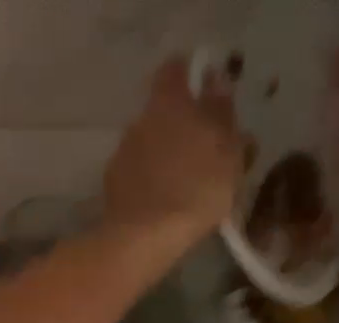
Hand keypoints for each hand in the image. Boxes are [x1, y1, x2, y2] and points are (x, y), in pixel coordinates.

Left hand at [102, 57, 244, 246]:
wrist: (145, 237)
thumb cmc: (197, 187)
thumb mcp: (226, 149)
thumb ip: (221, 112)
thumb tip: (217, 80)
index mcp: (169, 103)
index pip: (174, 69)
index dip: (189, 73)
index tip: (204, 87)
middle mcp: (139, 120)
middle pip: (162, 110)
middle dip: (181, 122)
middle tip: (204, 145)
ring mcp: (122, 153)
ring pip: (149, 142)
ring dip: (165, 153)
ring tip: (186, 179)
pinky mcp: (112, 184)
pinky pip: (137, 171)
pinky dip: (150, 178)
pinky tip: (164, 198)